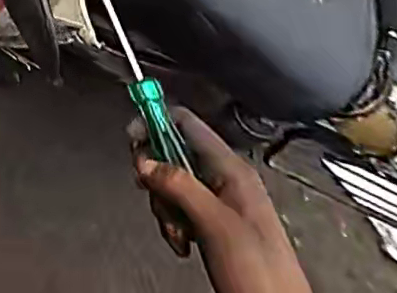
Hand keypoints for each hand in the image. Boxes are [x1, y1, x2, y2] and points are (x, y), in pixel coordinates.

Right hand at [132, 108, 311, 292]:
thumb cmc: (263, 276)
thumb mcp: (216, 224)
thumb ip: (178, 185)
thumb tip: (145, 161)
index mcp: (231, 170)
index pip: (184, 122)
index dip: (154, 121)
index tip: (133, 136)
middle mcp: (225, 180)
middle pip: (171, 151)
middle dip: (154, 172)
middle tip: (151, 189)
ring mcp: (219, 202)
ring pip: (170, 181)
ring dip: (162, 203)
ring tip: (175, 229)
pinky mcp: (213, 224)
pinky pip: (177, 206)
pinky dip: (171, 220)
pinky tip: (181, 240)